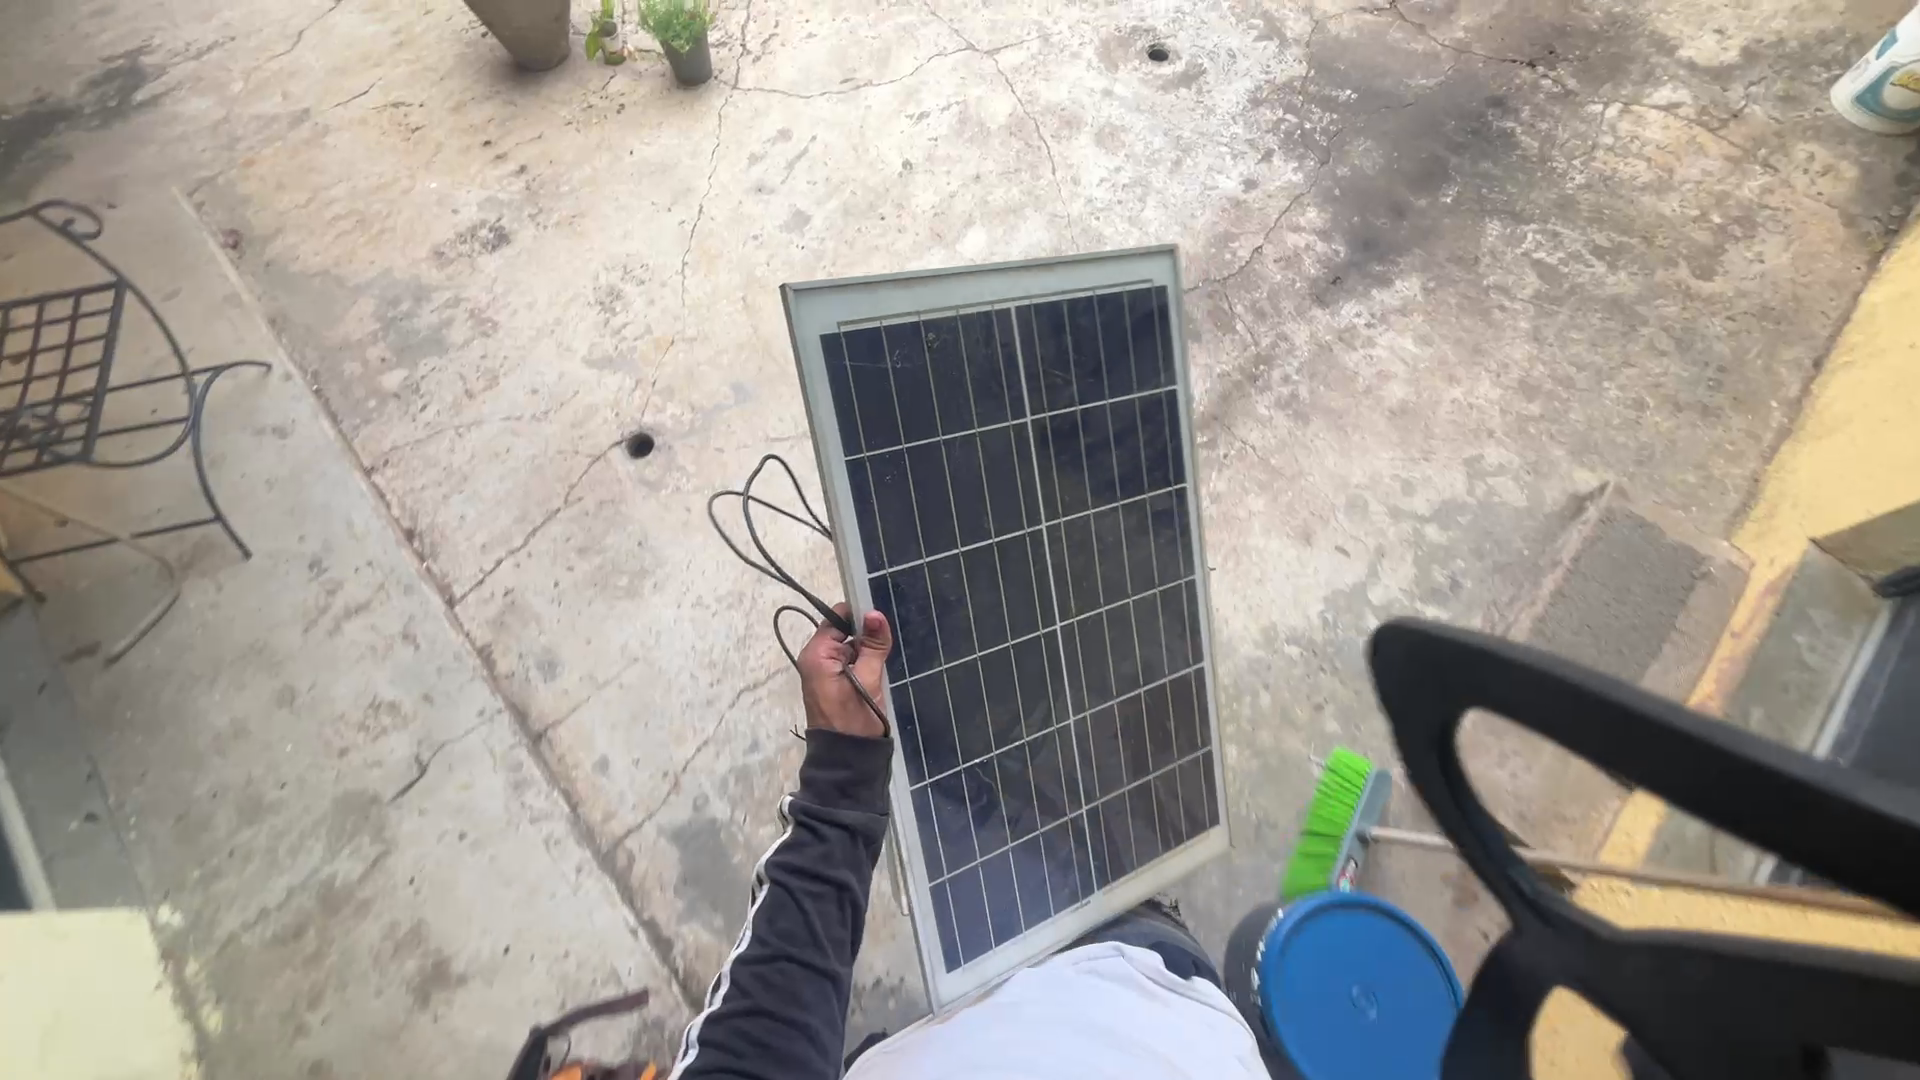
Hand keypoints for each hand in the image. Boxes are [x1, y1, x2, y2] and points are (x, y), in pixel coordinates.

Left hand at [798, 603, 891, 737]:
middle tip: (886, 642)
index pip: (837, 618)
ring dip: (866, 650)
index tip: (881, 622)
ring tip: (884, 656)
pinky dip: (862, 662)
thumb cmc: (856, 719)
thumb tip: (875, 613)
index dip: (859, 616)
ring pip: (848, 647)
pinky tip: (877, 668)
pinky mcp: (832, 683)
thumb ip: (872, 645)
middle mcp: (815, 658)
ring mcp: (822, 671)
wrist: (847, 759)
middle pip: (843, 631)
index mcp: (817, 654)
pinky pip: (848, 662)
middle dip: (865, 634)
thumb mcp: (869, 679)